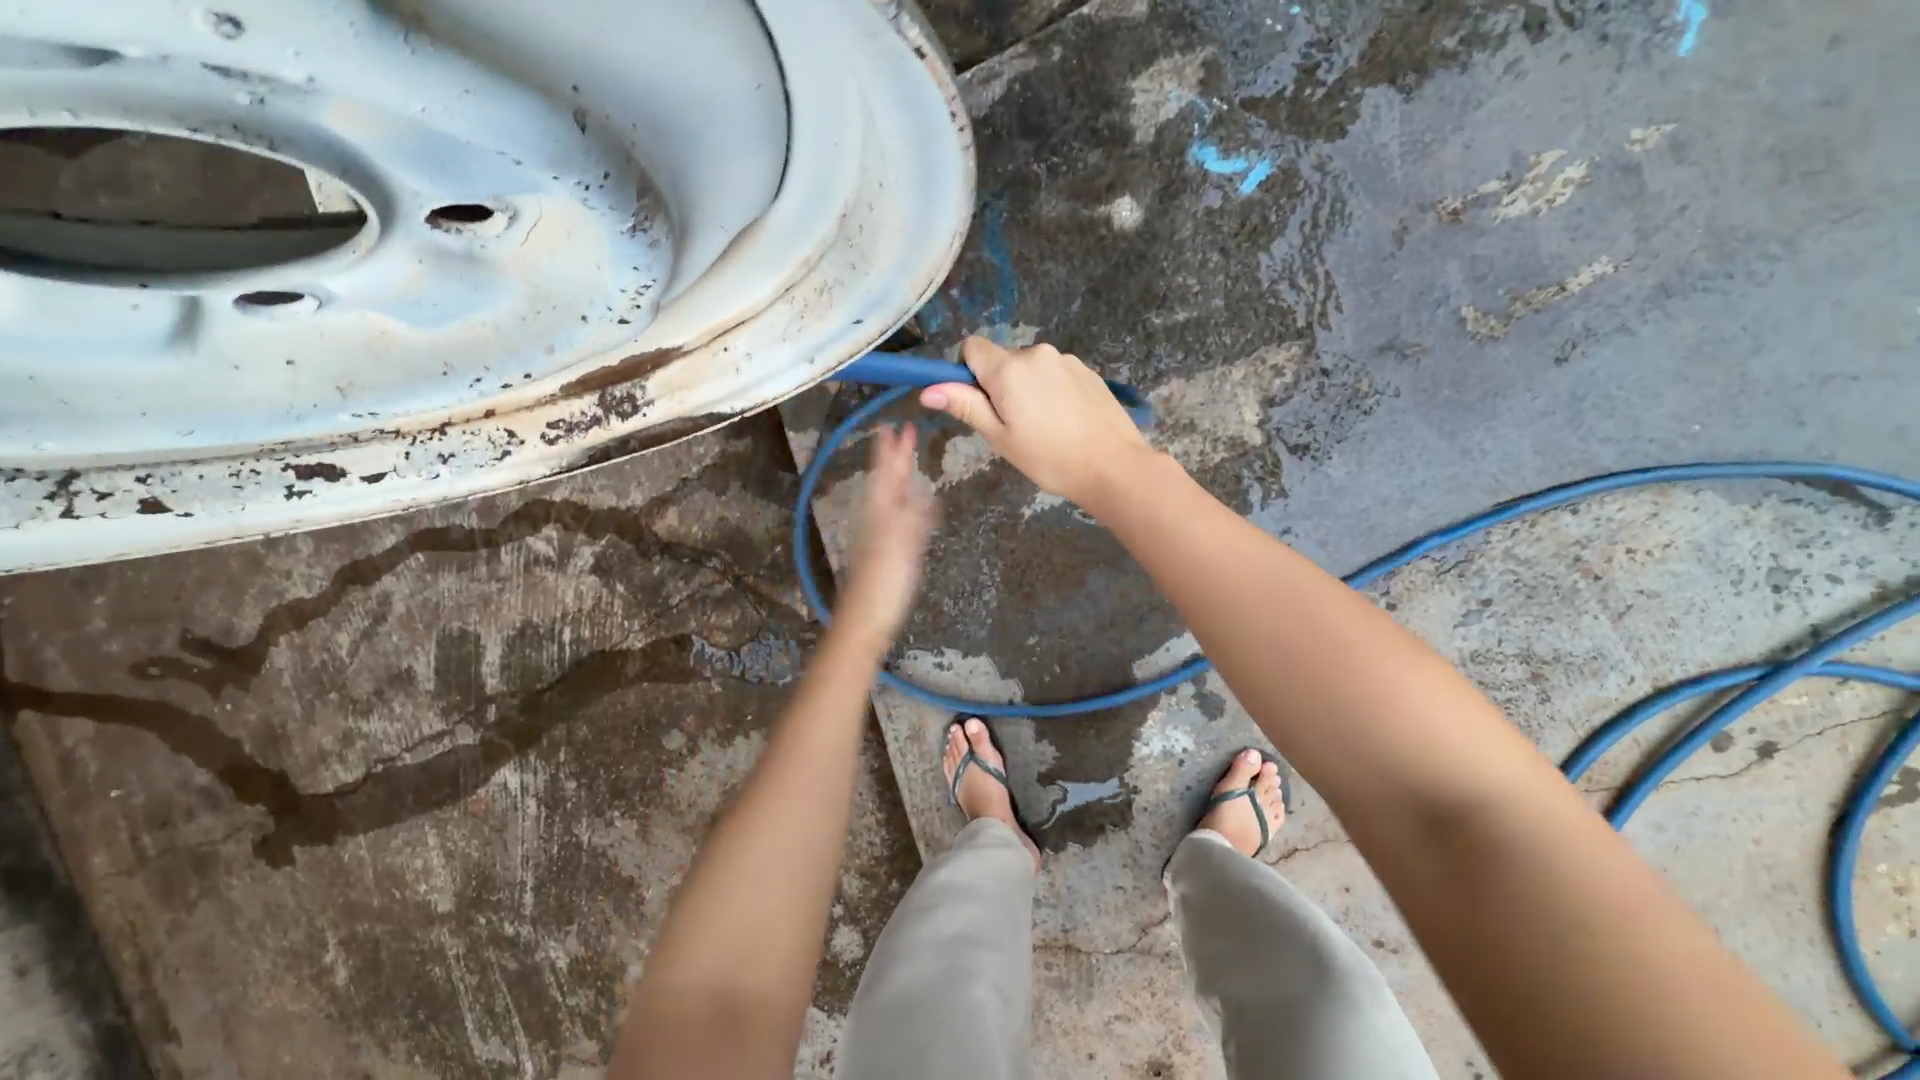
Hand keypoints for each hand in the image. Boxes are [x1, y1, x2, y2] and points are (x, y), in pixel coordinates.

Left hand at [836, 423, 935, 642]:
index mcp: (878, 513)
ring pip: (887, 497)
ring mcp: (878, 537)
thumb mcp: (899, 547)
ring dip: (896, 476)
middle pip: (885, 482)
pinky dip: (902, 502)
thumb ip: (909, 517)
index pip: (884, 473)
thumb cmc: (883, 586)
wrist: (865, 622)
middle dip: (893, 458)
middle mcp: (875, 520)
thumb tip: (918, 488)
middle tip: (901, 433)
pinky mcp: (884, 553)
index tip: (895, 425)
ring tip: (904, 459)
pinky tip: (909, 506)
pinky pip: (894, 516)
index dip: (890, 451)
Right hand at [919, 337, 1155, 510]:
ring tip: (1045, 428)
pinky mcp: (1088, 371)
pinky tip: (1067, 422)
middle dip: (1001, 385)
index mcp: (1010, 368)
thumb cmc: (1050, 458)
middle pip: (1003, 360)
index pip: (972, 347)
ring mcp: (1066, 360)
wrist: (1113, 466)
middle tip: (1015, 426)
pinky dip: (1052, 392)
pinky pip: (1056, 374)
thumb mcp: (1000, 438)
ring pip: (1031, 368)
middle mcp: (1037, 353)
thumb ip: (966, 406)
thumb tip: (928, 389)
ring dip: (1029, 389)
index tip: (980, 403)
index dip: (968, 372)